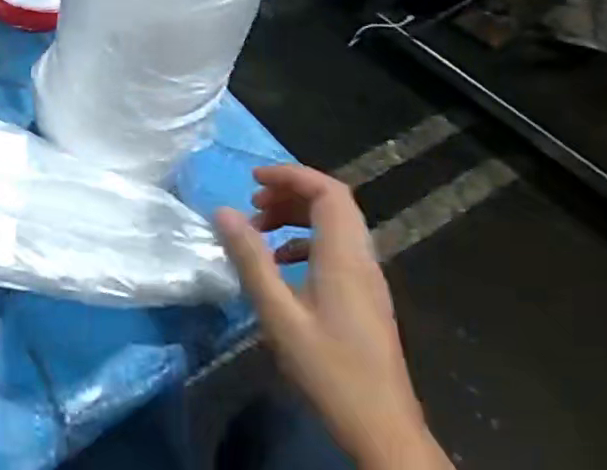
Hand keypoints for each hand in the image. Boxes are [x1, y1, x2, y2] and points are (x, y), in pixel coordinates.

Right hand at [216, 165, 452, 469]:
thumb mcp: (279, 315)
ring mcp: (368, 278)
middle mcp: (362, 257)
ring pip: (335, 224)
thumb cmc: (329, 371)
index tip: (253, 180)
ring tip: (260, 230)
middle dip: (290, 192)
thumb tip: (223, 212)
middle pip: (332, 202)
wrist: (384, 431)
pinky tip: (283, 264)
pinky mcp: (366, 296)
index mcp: (344, 255)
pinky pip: (337, 247)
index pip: (326, 190)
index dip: (291, 175)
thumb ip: (251, 260)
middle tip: (253, 203)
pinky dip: (307, 240)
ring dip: (297, 216)